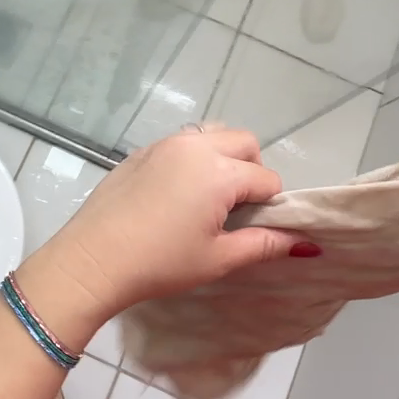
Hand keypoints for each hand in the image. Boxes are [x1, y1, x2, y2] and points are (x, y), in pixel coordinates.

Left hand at [24, 126, 290, 323]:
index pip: (266, 178)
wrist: (93, 259)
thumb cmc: (160, 263)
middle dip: (251, 168)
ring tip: (208, 196)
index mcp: (219, 172)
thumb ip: (263, 244)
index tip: (254, 228)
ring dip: (222, 156)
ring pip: (211, 134)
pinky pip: (180, 143)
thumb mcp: (218, 258)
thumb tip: (305, 243)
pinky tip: (175, 194)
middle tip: (236, 207)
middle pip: (243, 142)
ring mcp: (164, 144)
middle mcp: (195, 147)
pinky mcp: (140, 152)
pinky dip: (192, 158)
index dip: (269, 204)